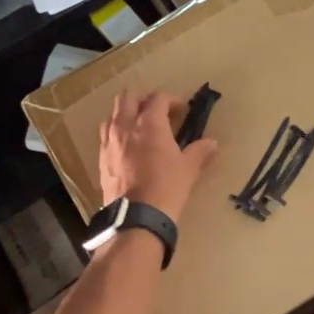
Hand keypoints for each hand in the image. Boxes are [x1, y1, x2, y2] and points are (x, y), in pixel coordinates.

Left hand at [98, 89, 217, 219]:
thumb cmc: (167, 188)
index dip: (171, 100)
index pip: (158, 98)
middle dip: (143, 98)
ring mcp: (110, 141)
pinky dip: (117, 132)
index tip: (181, 110)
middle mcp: (126, 126)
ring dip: (127, 113)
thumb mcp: (188, 169)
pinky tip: (126, 145)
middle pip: (128, 97)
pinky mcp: (102, 157)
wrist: (137, 216)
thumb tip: (212, 143)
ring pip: (113, 113)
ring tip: (139, 125)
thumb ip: (199, 152)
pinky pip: (106, 134)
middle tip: (157, 111)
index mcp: (150, 123)